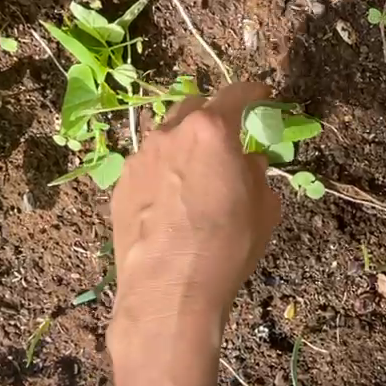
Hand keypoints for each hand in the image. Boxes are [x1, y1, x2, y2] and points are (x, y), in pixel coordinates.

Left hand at [106, 82, 282, 385]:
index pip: (238, 94)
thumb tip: (248, 162)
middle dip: (214, 118)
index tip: (263, 98)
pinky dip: (164, 174)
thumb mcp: (264, 208)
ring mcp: (140, 158)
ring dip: (186, 147)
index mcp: (212, 131)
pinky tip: (173, 204)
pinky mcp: (120, 185)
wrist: (168, 290)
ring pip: (167, 137)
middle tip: (228, 142)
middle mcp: (171, 133)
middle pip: (195, 108)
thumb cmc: (228, 246)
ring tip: (197, 177)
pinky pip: (149, 167)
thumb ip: (257, 172)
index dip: (255, 94)